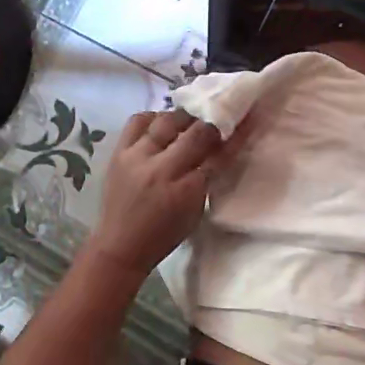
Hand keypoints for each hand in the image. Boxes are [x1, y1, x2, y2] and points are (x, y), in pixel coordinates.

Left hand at [81, 109, 233, 278]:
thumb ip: (208, 179)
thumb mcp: (195, 211)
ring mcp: (138, 157)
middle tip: (213, 127)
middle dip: (210, 126)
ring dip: (183, 119)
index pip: (219, 154)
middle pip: (196, 132)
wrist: (120, 245)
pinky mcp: (119, 152)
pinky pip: (138, 121)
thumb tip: (220, 149)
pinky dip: (153, 118)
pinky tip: (160, 124)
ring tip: (187, 123)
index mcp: (187, 190)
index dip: (236, 135)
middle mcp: (163, 169)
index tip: (245, 120)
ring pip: (168, 120)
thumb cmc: (163, 235)